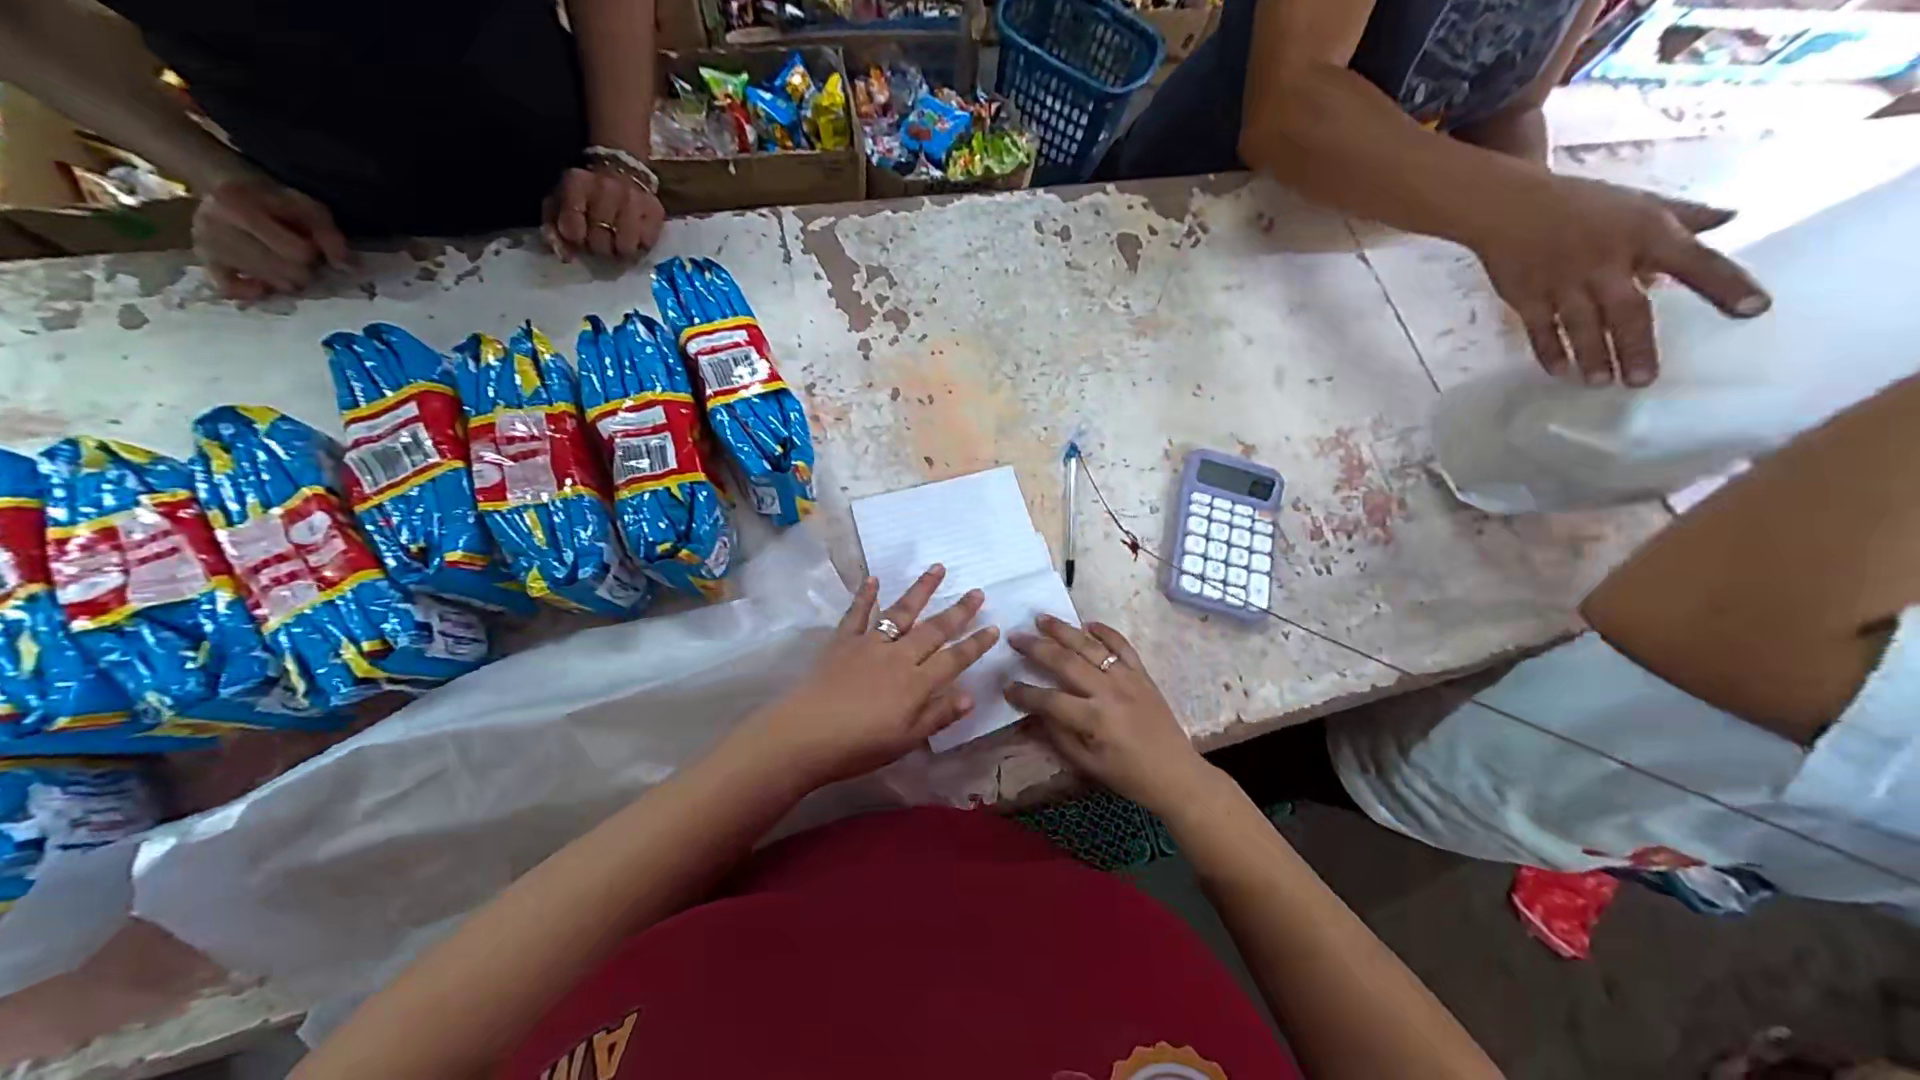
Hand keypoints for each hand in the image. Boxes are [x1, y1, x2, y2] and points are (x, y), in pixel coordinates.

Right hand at [192, 176, 349, 299]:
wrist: (230, 191)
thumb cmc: (277, 203)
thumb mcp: (310, 209)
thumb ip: (331, 237)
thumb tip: (346, 267)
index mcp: (237, 205)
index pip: (297, 252)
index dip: (312, 252)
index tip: (308, 243)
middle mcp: (213, 224)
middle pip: (285, 271)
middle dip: (302, 269)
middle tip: (297, 258)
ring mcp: (206, 245)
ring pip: (268, 282)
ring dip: (285, 280)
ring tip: (281, 262)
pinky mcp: (204, 261)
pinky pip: (232, 290)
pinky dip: (252, 291)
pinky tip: (262, 284)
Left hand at [541, 164, 664, 261]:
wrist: (622, 169)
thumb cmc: (587, 193)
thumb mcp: (560, 202)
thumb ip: (553, 228)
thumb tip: (565, 256)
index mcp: (577, 183)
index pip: (572, 229)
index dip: (575, 241)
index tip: (579, 238)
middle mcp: (606, 189)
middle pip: (600, 242)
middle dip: (599, 249)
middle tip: (601, 243)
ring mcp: (634, 201)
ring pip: (626, 247)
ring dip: (620, 252)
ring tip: (618, 245)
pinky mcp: (655, 212)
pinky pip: (647, 244)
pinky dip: (640, 247)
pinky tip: (634, 239)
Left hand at [742, 566, 999, 787]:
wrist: (805, 735)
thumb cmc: (859, 746)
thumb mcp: (906, 740)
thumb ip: (938, 715)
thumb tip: (970, 695)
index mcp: (916, 683)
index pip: (954, 659)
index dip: (975, 644)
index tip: (993, 627)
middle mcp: (898, 656)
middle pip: (934, 629)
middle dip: (958, 611)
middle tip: (977, 591)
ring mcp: (869, 644)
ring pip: (900, 612)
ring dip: (921, 590)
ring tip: (937, 568)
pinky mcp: (842, 642)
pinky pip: (857, 614)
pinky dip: (865, 595)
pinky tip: (873, 579)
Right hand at [1005, 616, 1217, 813]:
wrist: (1176, 773)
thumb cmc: (1128, 775)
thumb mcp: (1087, 764)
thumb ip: (1057, 736)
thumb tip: (1031, 715)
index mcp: (1094, 719)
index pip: (1049, 700)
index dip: (1024, 694)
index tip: (1006, 687)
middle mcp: (1109, 692)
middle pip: (1066, 662)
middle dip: (1036, 648)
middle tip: (1015, 637)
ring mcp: (1127, 679)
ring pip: (1091, 646)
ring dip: (1064, 630)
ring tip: (1042, 619)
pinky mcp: (1142, 674)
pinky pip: (1122, 646)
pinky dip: (1105, 632)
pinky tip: (1088, 624)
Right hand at [1470, 175, 1770, 387]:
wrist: (1509, 208)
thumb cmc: (1579, 204)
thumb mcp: (1637, 202)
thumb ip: (1681, 216)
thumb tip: (1730, 219)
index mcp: (1643, 234)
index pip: (1694, 261)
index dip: (1724, 286)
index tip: (1753, 311)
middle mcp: (1605, 262)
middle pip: (1626, 310)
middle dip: (1635, 346)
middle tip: (1642, 381)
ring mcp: (1561, 282)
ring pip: (1580, 326)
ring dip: (1591, 356)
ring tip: (1600, 383)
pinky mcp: (1526, 296)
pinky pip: (1539, 330)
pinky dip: (1549, 351)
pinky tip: (1560, 371)